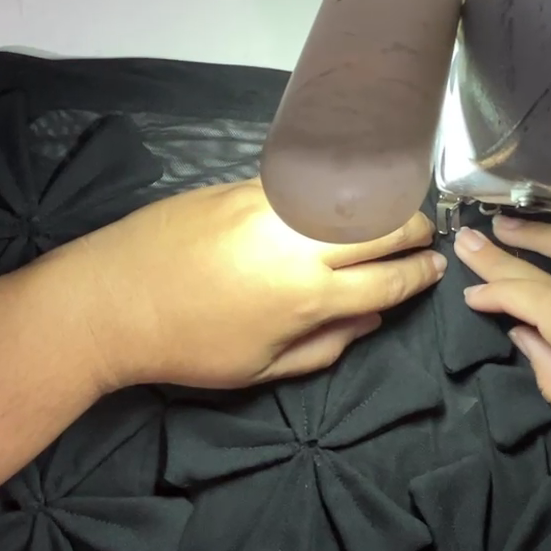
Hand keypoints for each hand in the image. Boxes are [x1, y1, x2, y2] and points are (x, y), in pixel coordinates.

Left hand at [47, 179, 445, 390]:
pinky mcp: (248, 185)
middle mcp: (303, 244)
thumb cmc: (188, 347)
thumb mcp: (261, 368)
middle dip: (415, 232)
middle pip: (386, 227)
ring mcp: (275, 206)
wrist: (114, 298)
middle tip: (421, 238)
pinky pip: (311, 181)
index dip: (422, 275)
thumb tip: (373, 318)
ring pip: (354, 195)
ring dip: (384, 204)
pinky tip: (342, 193)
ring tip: (390, 214)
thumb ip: (326, 345)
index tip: (437, 268)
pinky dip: (338, 187)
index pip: (391, 280)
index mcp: (310, 298)